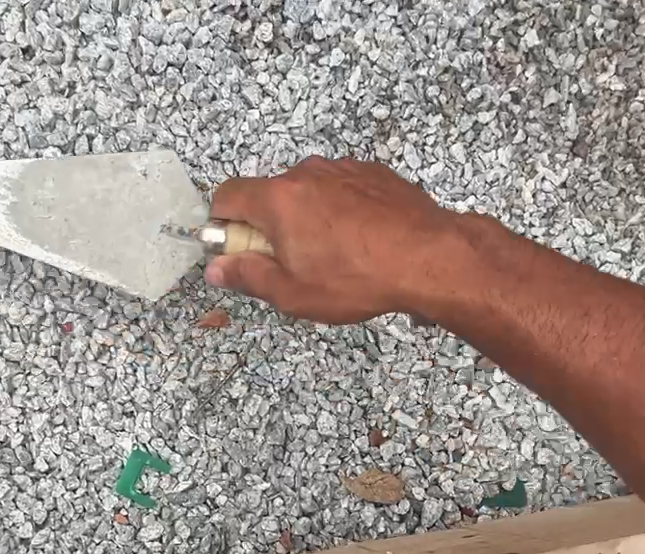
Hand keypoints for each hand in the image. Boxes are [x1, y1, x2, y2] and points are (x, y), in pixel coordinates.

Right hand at [206, 157, 468, 322]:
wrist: (427, 258)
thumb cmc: (360, 277)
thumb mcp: (292, 292)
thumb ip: (247, 275)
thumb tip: (217, 268)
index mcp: (279, 200)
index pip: (227, 195)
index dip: (222, 224)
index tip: (235, 250)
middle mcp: (306, 174)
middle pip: (266, 196)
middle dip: (266, 229)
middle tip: (286, 266)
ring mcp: (340, 169)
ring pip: (304, 193)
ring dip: (303, 221)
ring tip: (328, 258)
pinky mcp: (369, 173)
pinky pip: (337, 190)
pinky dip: (335, 213)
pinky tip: (354, 244)